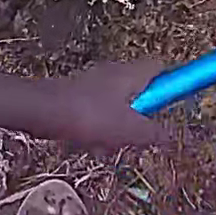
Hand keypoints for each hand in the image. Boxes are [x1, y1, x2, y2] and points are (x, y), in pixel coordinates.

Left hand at [34, 60, 168, 147]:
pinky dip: (96, 130)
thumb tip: (169, 136)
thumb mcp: (129, 130)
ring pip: (117, 107)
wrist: (40, 111)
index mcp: (131, 74)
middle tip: (137, 138)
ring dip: (116, 129)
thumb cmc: (89, 116)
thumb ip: (153, 133)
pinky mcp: (75, 96)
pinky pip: (96, 113)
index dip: (172, 84)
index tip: (175, 105)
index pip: (161, 68)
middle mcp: (113, 73)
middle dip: (140, 118)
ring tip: (107, 146)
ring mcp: (92, 83)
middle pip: (139, 92)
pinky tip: (89, 145)